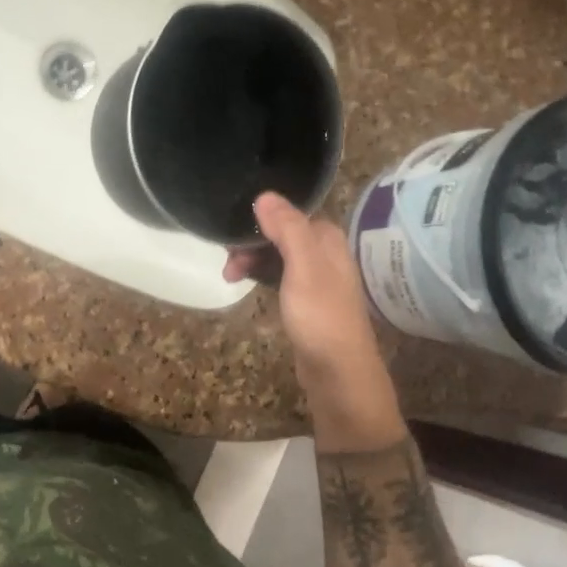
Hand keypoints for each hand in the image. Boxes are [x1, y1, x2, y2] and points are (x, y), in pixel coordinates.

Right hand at [225, 192, 405, 451]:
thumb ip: (287, 229)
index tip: (231, 237)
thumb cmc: (321, 317)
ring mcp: (316, 280)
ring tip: (230, 277)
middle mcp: (325, 254)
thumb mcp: (303, 267)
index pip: (289, 214)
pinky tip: (248, 287)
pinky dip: (262, 278)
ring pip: (278, 257)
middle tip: (228, 264)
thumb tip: (264, 195)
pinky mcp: (307, 303)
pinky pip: (280, 278)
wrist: (337, 372)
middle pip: (281, 234)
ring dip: (253, 261)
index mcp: (327, 240)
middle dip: (251, 243)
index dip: (259, 221)